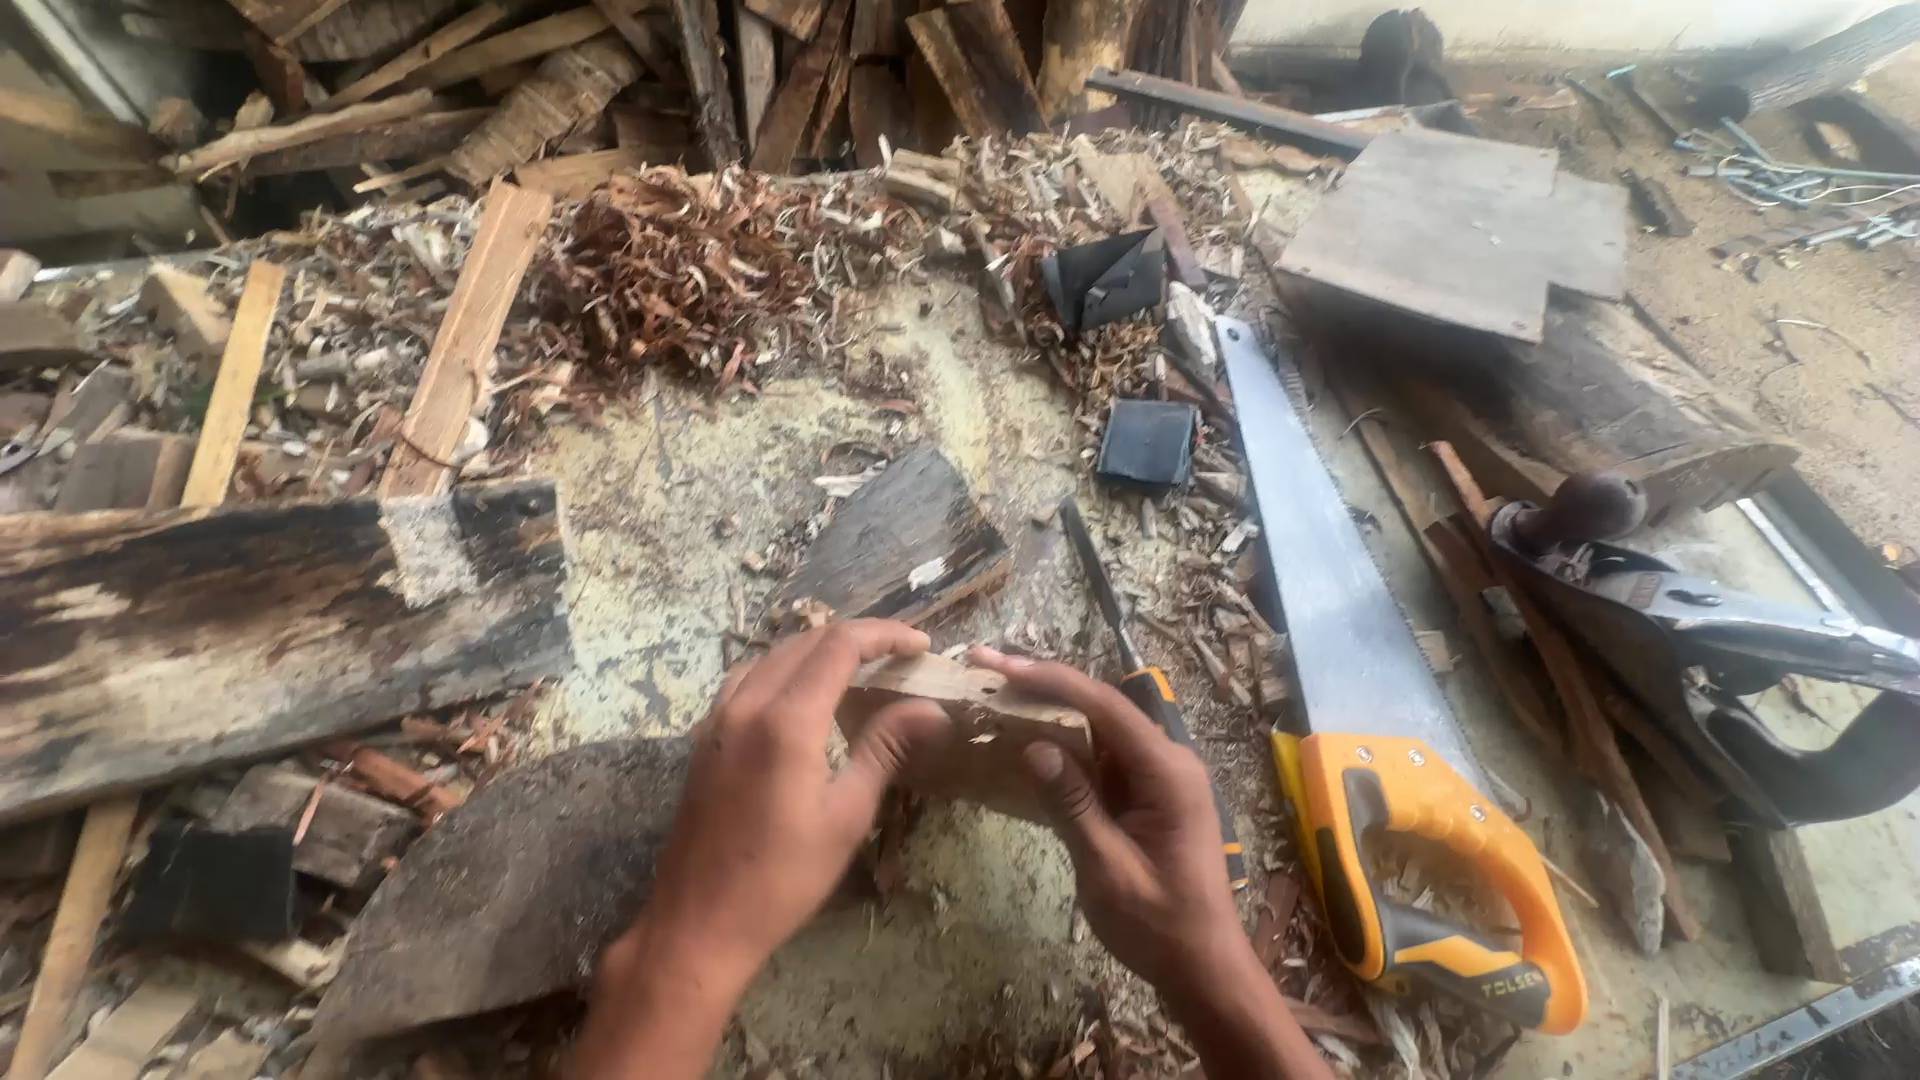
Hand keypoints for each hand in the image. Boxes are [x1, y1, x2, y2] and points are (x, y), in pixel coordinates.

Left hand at [574, 620, 950, 1079]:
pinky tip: (803, 688)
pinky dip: (785, 665)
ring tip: (861, 664)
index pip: (841, 646)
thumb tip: (933, 709)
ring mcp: (720, 716)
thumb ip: (886, 749)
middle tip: (900, 654)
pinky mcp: (706, 734)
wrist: (697, 924)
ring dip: (820, 647)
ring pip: (776, 653)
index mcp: (787, 720)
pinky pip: (749, 674)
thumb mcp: (846, 815)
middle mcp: (749, 703)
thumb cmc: (782, 878)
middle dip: (859, 637)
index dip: (885, 635)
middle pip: (809, 641)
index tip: (921, 647)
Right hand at [970, 646, 1333, 1079]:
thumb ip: (1072, 805)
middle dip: (1045, 684)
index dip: (1052, 681)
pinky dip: (1064, 741)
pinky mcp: (1145, 790)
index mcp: (1167, 771)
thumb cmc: (1159, 925)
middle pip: (1101, 706)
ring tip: (1000, 691)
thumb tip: (1033, 746)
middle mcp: (1167, 759)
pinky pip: (1101, 753)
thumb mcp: (1108, 869)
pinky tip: (1028, 736)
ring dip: (1050, 708)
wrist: (1203, 968)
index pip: (1105, 706)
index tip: (1004, 668)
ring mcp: (1158, 773)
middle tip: (990, 669)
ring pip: (1098, 725)